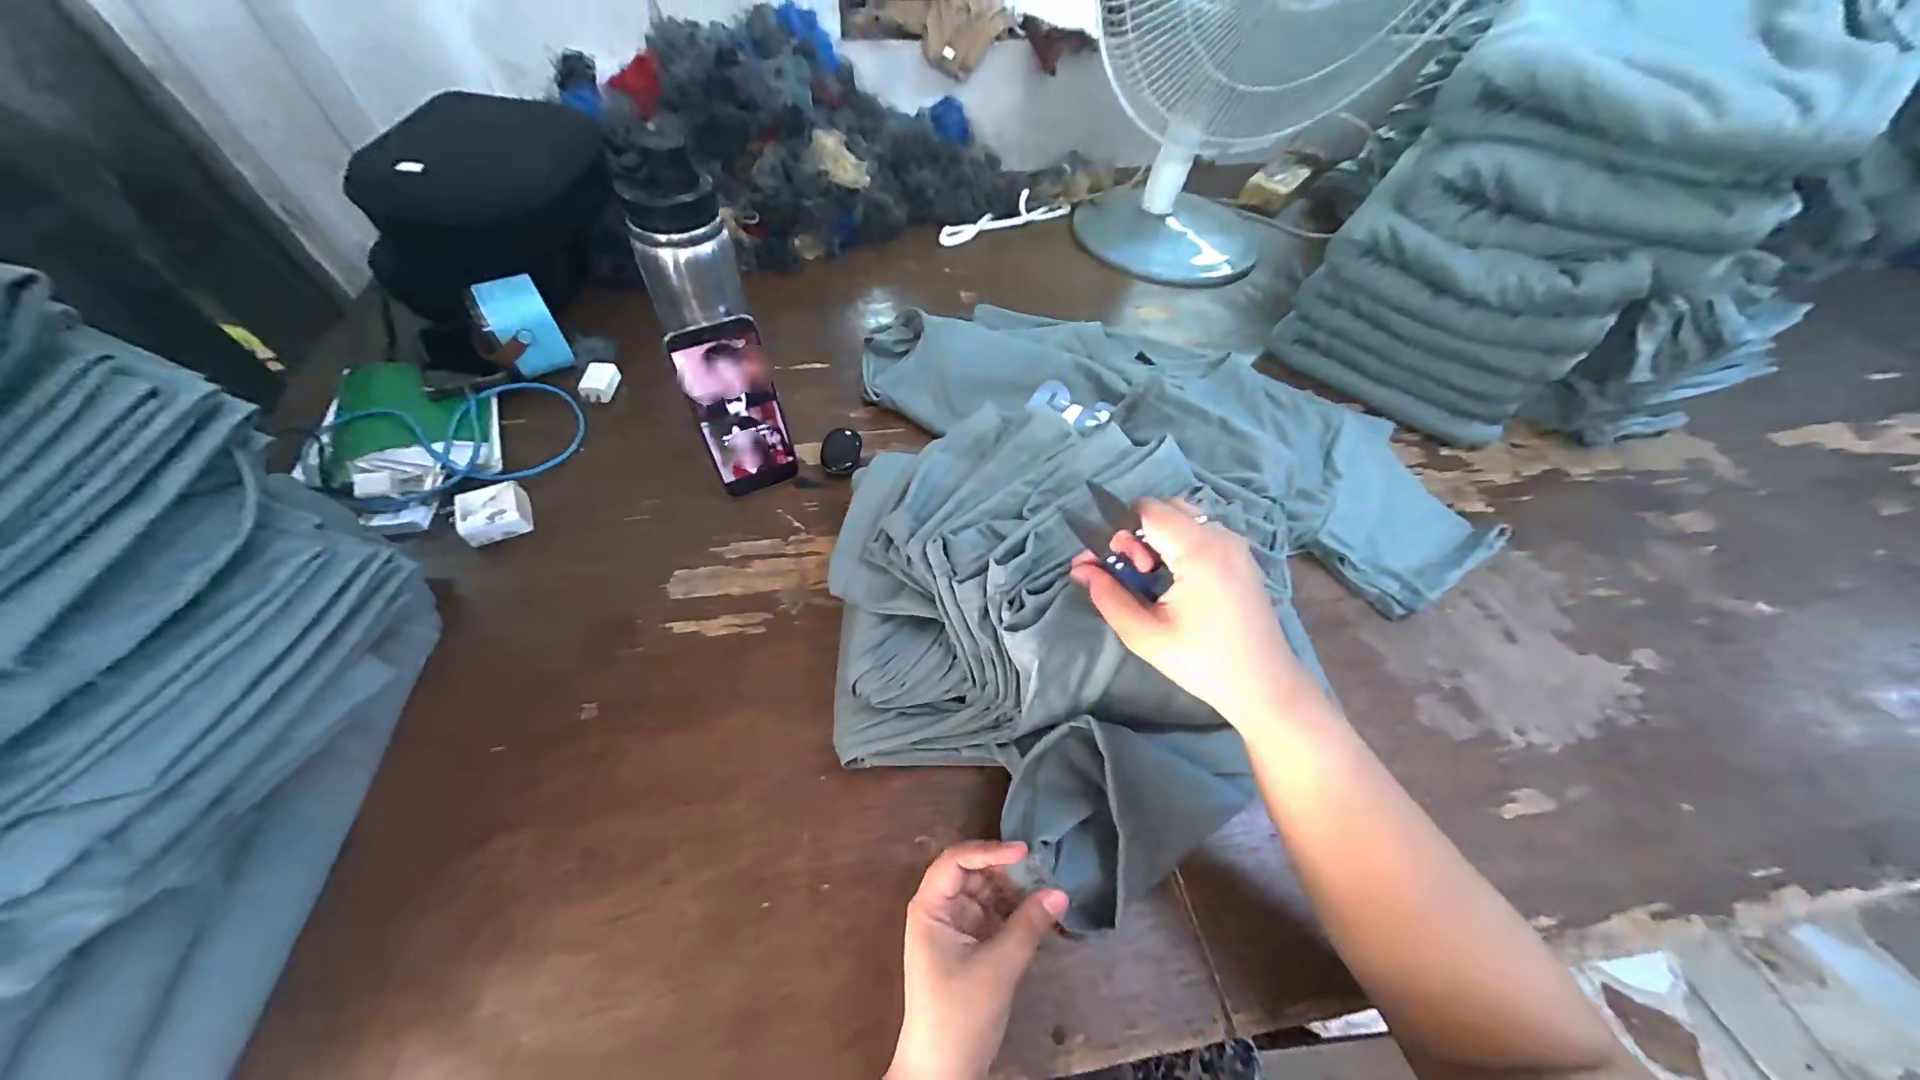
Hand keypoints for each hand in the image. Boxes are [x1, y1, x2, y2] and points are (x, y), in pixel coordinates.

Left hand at [887, 841, 1068, 1079]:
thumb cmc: (959, 1015)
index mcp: (930, 907)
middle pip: (973, 873)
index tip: (1025, 851)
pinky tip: (1040, 912)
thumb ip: (1028, 926)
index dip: (989, 850)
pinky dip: (1015, 913)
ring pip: (985, 894)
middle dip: (1007, 871)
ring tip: (1047, 889)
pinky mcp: (969, 947)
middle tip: (1044, 870)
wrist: (942, 1075)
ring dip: (1014, 891)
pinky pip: (992, 916)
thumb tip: (1060, 892)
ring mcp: (954, 928)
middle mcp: (939, 910)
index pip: (956, 860)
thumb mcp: (998, 968)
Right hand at [1070, 497, 1317, 723]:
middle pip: (1164, 509)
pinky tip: (1172, 582)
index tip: (1114, 566)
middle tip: (1132, 575)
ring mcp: (1236, 545)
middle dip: (1136, 534)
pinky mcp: (1242, 557)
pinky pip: (1200, 533)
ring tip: (1150, 579)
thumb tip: (1081, 569)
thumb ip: (1108, 596)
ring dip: (1156, 539)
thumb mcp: (1145, 635)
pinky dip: (1177, 546)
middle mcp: (1221, 536)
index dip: (1120, 530)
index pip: (1148, 509)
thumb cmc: (1203, 663)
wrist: (1265, 686)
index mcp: (1200, 551)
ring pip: (1182, 519)